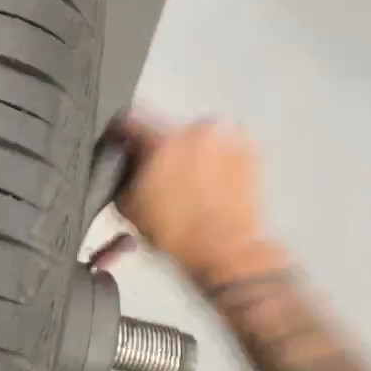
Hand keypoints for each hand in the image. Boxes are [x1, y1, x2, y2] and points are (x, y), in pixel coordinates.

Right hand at [111, 114, 285, 287]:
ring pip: (198, 139)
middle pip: (167, 129)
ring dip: (190, 153)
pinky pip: (224, 149)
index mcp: (161, 137)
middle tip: (159, 175)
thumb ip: (119, 174)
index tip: (118, 142)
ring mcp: (228, 138)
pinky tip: (210, 185)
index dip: (119, 133)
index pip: (128, 119)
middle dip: (160, 148)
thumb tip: (121, 164)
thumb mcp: (127, 205)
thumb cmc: (176, 232)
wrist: (226, 251)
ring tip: (187, 184)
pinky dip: (216, 161)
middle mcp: (196, 129)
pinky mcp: (251, 152)